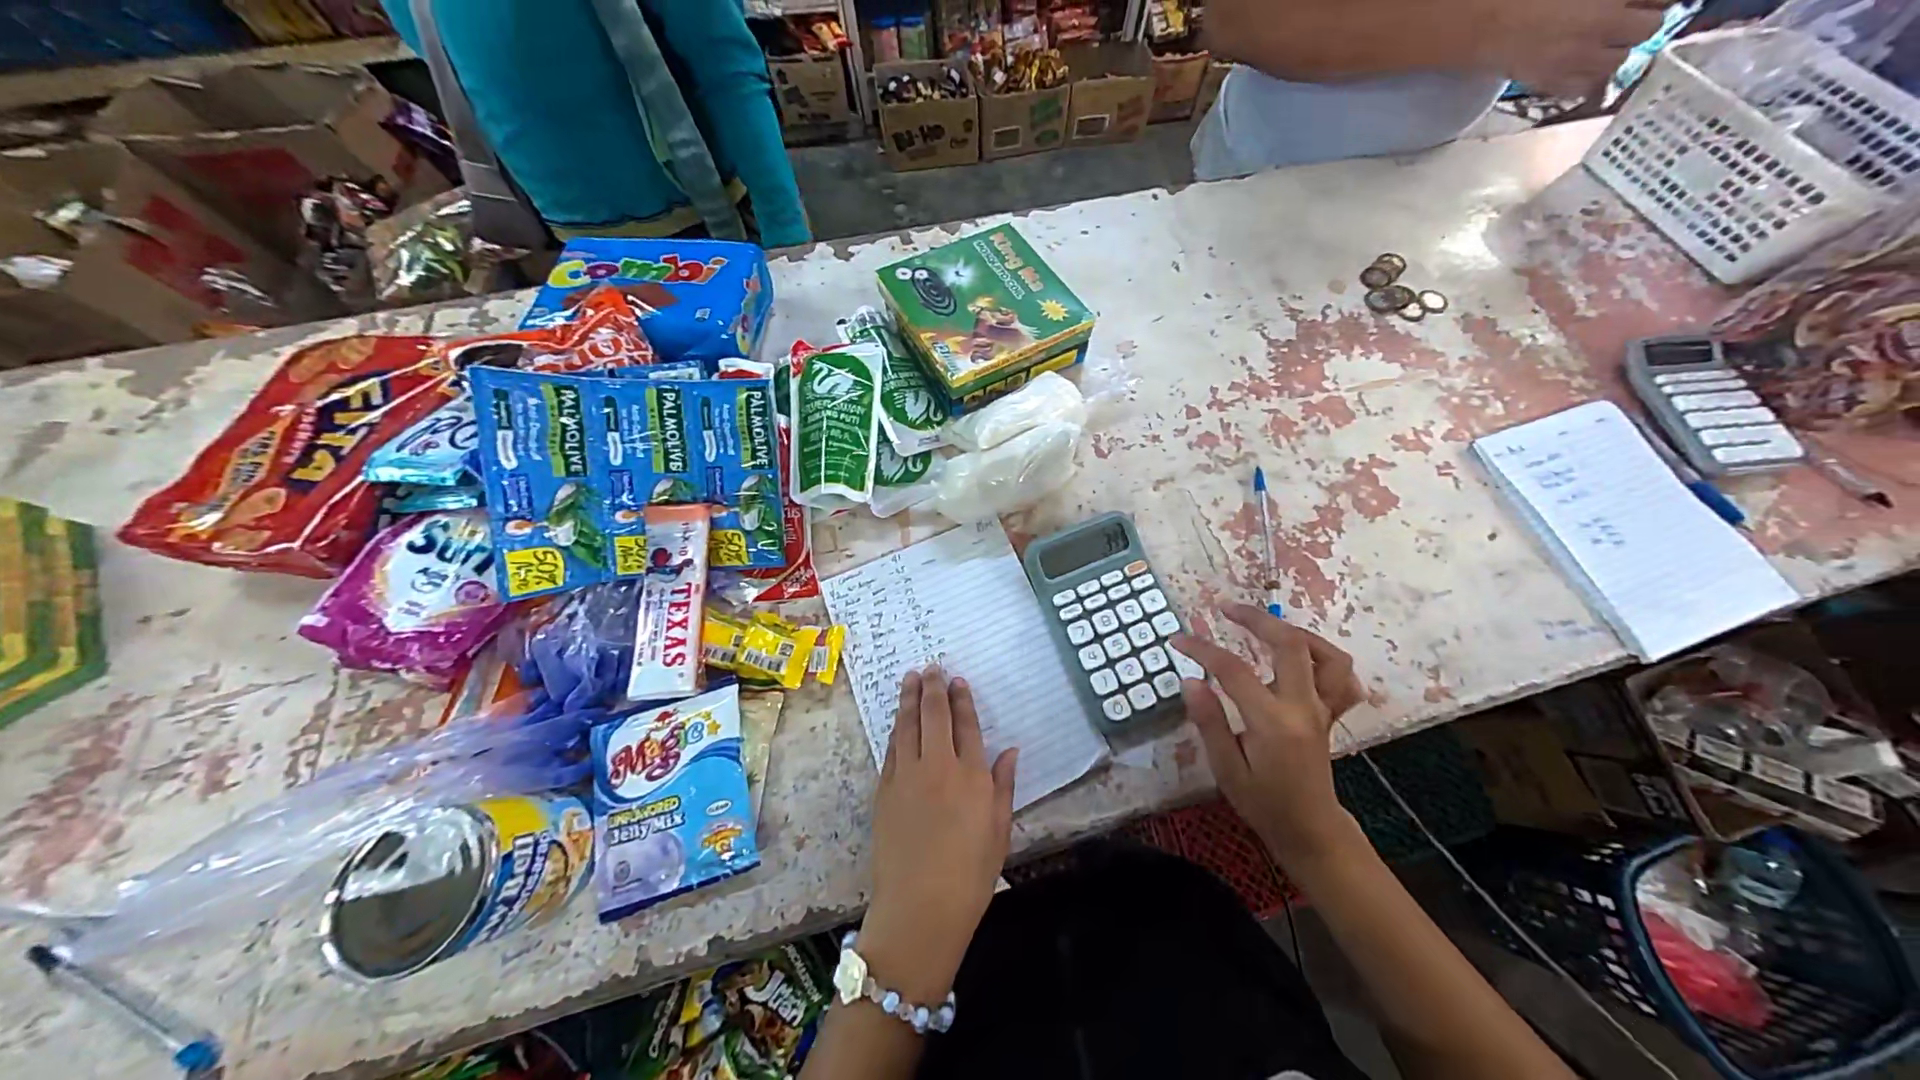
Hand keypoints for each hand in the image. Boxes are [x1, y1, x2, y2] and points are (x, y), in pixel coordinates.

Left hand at [860, 666, 1018, 1003]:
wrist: (920, 907)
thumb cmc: (970, 875)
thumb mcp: (1000, 831)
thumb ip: (1003, 786)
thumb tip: (1009, 751)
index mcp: (972, 776)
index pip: (966, 725)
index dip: (961, 700)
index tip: (957, 680)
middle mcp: (938, 767)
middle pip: (934, 716)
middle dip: (932, 688)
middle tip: (929, 667)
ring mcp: (907, 776)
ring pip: (908, 726)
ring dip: (909, 700)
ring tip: (909, 679)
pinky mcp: (885, 790)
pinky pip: (892, 749)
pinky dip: (896, 730)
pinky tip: (898, 721)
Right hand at [1174, 605, 1365, 865]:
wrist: (1309, 828)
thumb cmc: (1262, 802)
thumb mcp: (1226, 768)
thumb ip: (1210, 722)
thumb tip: (1190, 681)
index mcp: (1272, 722)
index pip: (1233, 670)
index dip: (1202, 650)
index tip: (1178, 640)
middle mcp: (1303, 707)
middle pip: (1289, 644)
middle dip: (1256, 619)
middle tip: (1225, 608)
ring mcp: (1322, 708)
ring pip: (1326, 654)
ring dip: (1294, 632)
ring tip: (1264, 626)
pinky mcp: (1329, 713)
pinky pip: (1339, 677)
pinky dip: (1321, 657)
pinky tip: (1297, 655)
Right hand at [1472, 0, 1666, 97]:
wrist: (1483, 25)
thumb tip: (1624, 5)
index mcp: (1613, 0)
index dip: (1654, 0)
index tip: (1647, 2)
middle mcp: (1603, 29)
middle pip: (1649, 28)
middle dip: (1642, 21)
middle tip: (1627, 20)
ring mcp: (1576, 62)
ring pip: (1620, 62)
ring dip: (1617, 51)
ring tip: (1603, 46)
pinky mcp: (1552, 83)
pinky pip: (1584, 87)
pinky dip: (1588, 79)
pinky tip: (1582, 68)